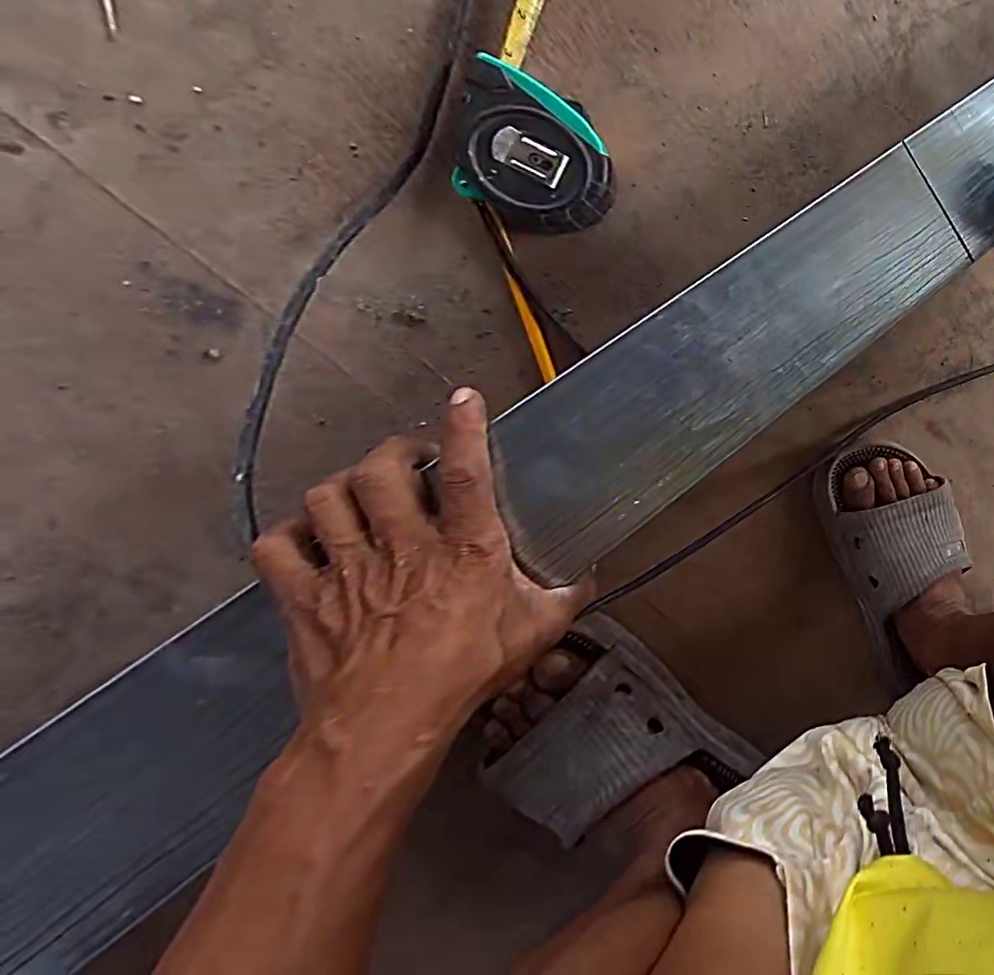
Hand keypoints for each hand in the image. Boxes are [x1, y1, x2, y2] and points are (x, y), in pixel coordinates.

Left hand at [251, 388, 590, 750]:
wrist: (387, 723)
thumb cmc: (468, 671)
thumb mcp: (538, 630)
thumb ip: (567, 596)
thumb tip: (590, 579)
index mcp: (467, 550)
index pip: (468, 474)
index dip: (465, 429)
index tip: (464, 396)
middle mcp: (406, 547)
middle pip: (381, 471)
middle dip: (395, 450)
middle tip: (413, 455)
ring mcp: (348, 569)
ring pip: (328, 498)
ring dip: (345, 484)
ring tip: (365, 488)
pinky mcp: (304, 596)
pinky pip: (277, 546)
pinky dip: (290, 531)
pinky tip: (311, 534)